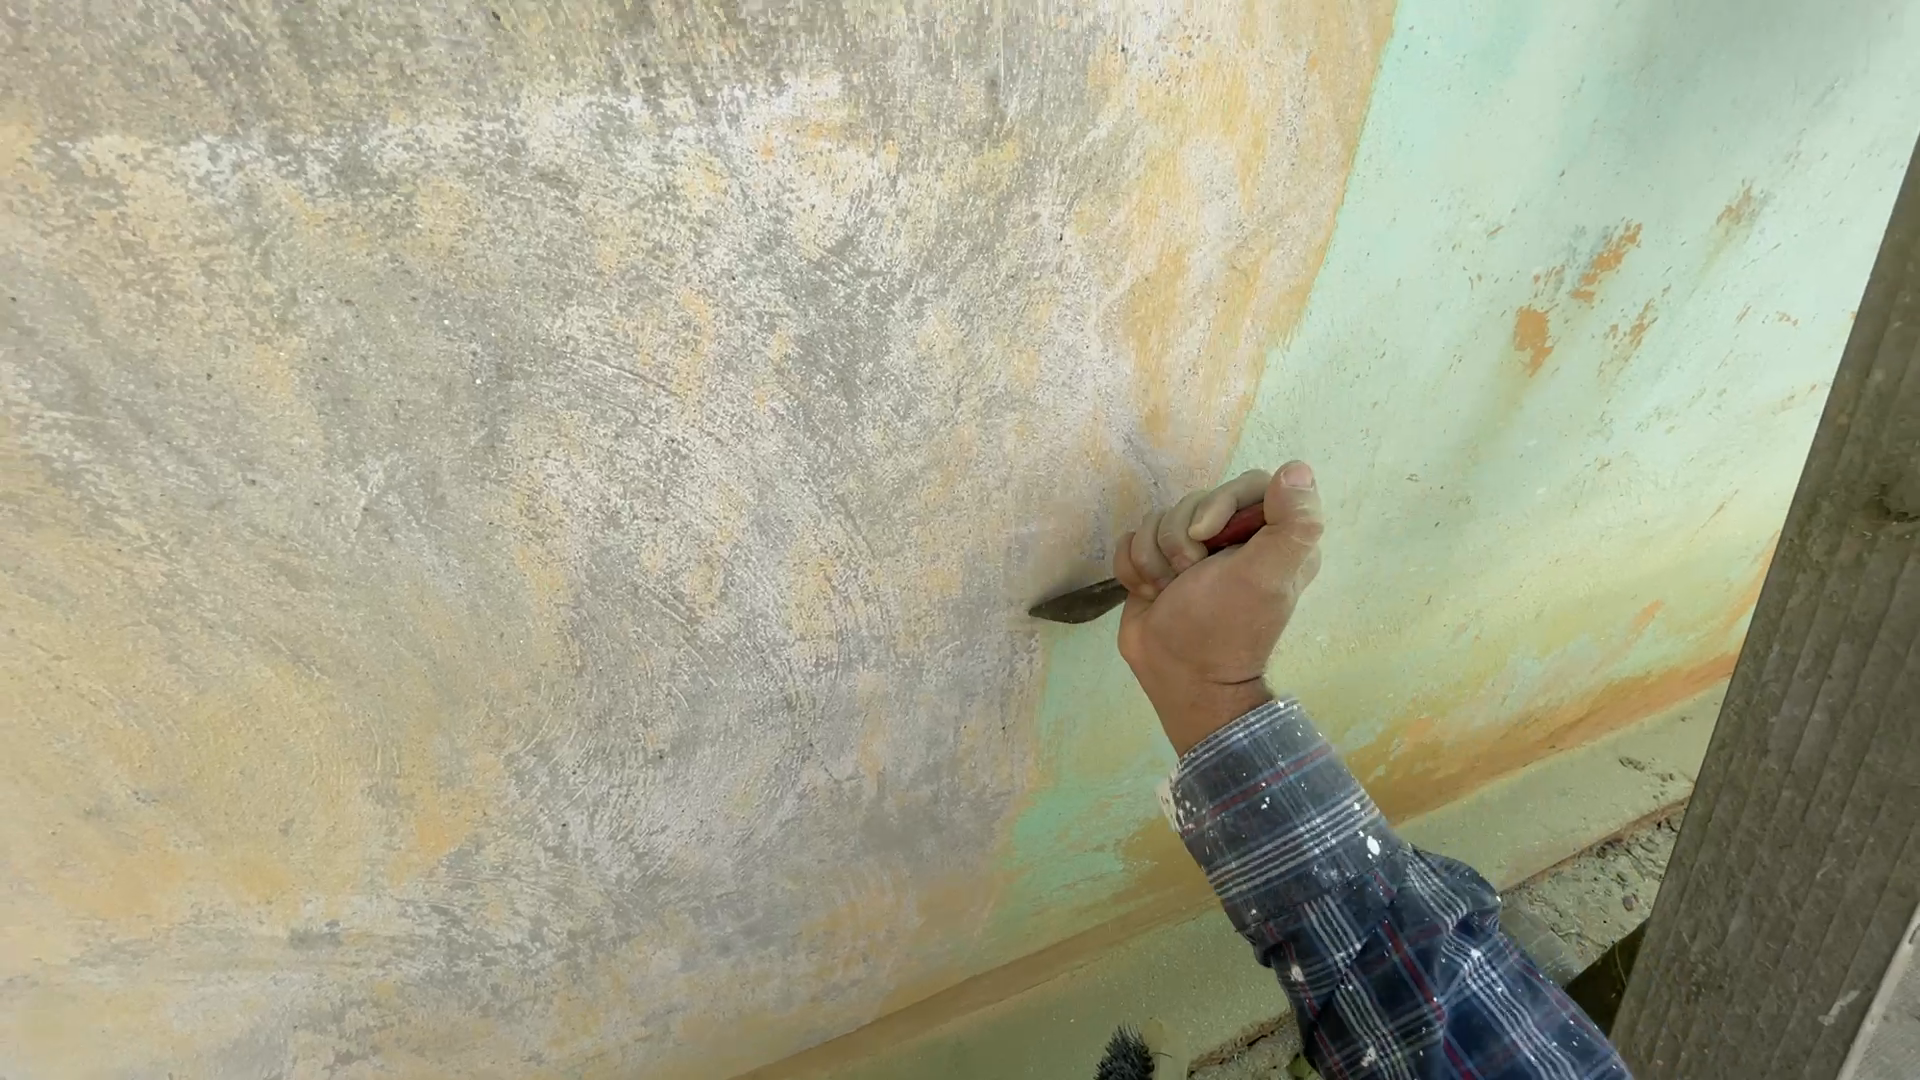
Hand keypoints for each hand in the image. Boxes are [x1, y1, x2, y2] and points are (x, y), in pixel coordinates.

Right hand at [1113, 462, 1324, 754]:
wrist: (1176, 675)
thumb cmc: (1223, 628)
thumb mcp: (1265, 578)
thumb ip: (1292, 525)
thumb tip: (1297, 468)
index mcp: (1274, 537)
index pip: (1246, 485)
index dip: (1217, 504)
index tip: (1206, 538)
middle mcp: (1235, 538)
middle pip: (1194, 501)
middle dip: (1178, 539)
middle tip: (1188, 576)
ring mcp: (1192, 550)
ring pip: (1157, 518)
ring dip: (1154, 558)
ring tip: (1167, 590)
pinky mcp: (1157, 562)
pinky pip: (1132, 538)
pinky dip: (1134, 567)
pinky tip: (1149, 593)